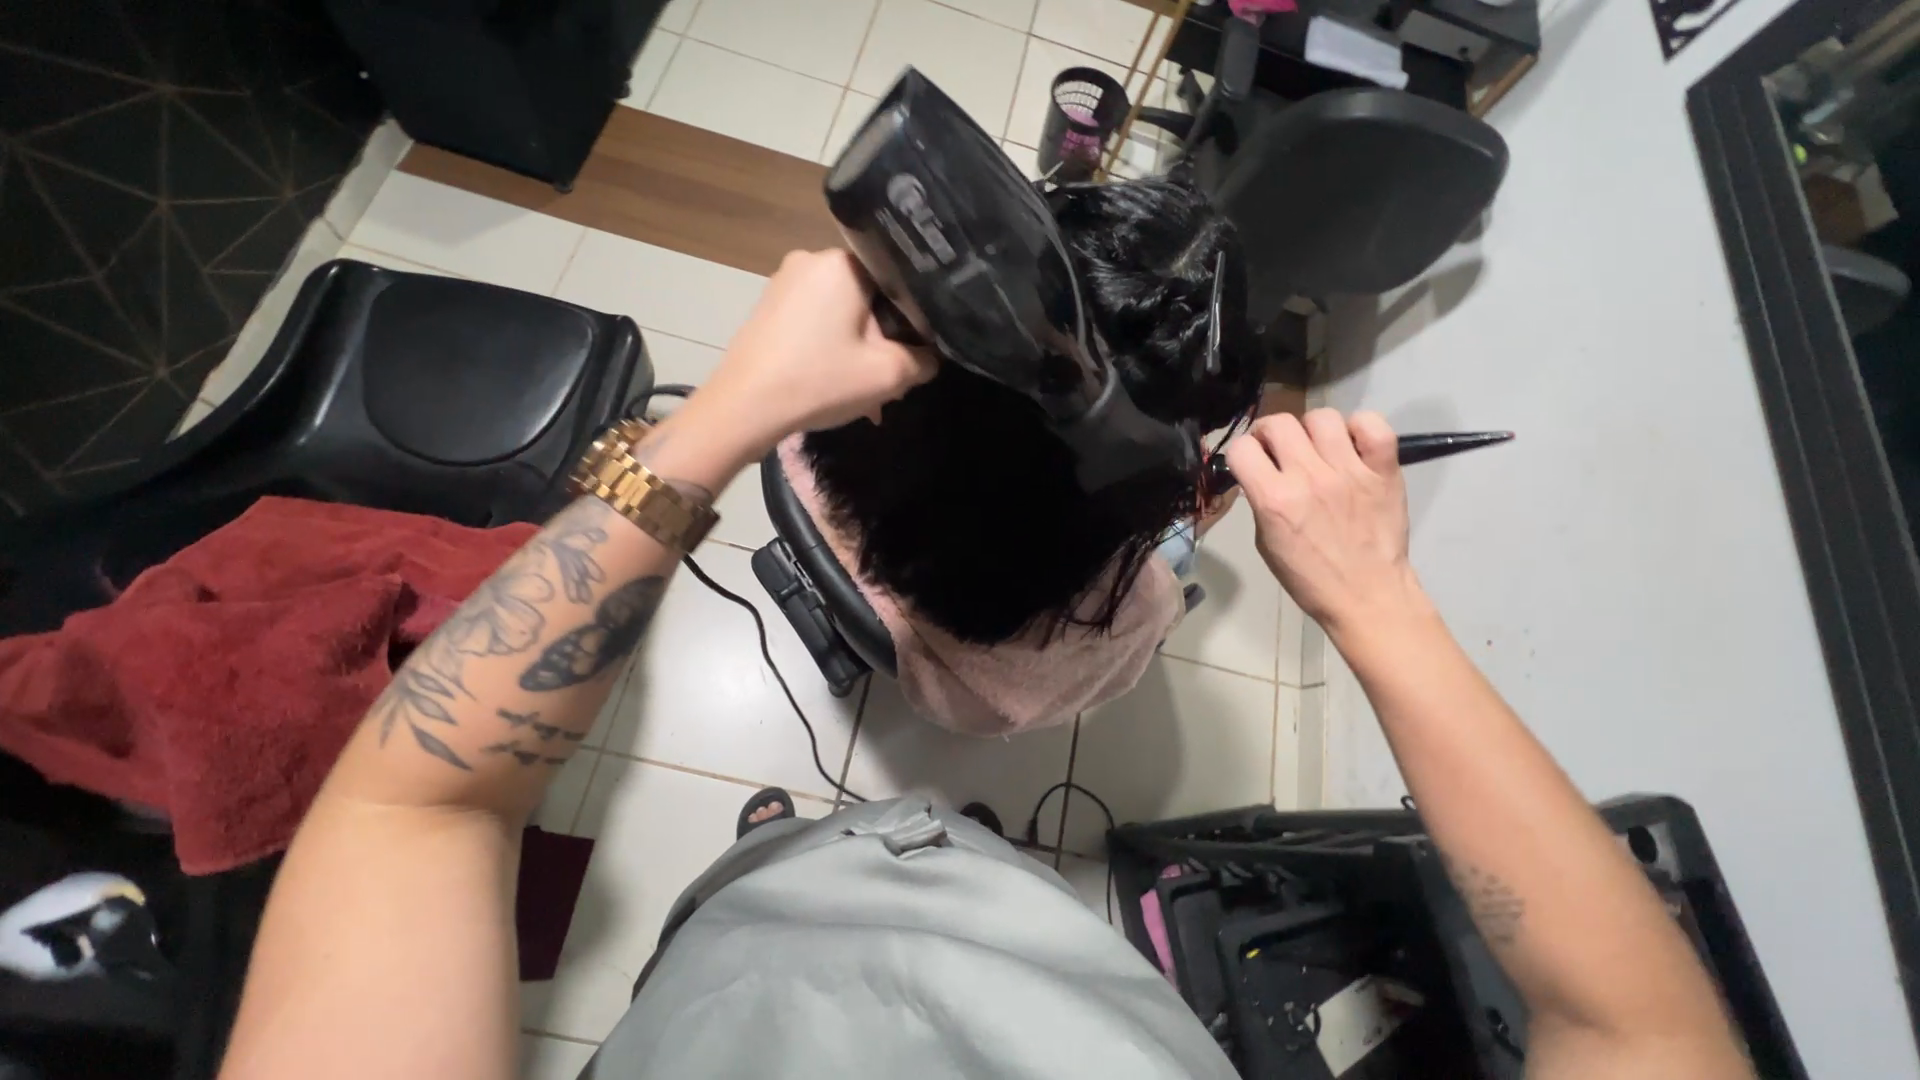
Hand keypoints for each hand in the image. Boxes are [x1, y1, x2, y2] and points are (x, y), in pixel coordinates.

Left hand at [696, 249, 935, 454]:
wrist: (745, 408)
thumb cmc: (820, 381)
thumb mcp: (889, 375)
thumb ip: (925, 360)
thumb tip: (932, 355)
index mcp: (843, 262)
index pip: (898, 282)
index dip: (913, 321)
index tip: (915, 353)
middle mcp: (810, 260)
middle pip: (868, 300)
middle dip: (881, 342)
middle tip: (888, 383)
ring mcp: (783, 283)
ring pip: (841, 315)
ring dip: (856, 351)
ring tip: (862, 393)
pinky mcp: (767, 308)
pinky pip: (814, 324)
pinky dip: (829, 350)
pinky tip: (833, 383)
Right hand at [1224, 409, 1429, 639]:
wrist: (1368, 596)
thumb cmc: (1310, 578)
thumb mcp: (1266, 543)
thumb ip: (1261, 503)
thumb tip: (1262, 475)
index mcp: (1274, 500)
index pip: (1242, 449)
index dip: (1242, 453)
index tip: (1250, 462)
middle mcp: (1309, 478)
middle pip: (1279, 423)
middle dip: (1270, 433)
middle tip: (1278, 450)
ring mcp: (1350, 471)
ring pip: (1322, 417)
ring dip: (1312, 429)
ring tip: (1317, 448)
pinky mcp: (1384, 471)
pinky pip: (1372, 425)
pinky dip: (1360, 427)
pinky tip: (1353, 445)